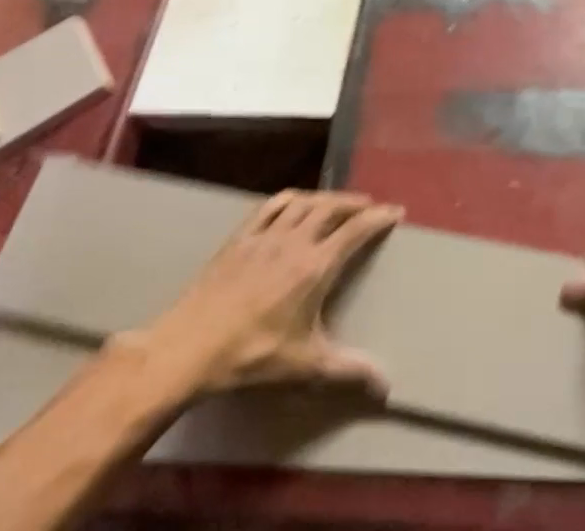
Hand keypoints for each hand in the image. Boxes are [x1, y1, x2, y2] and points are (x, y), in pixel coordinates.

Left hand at [142, 190, 401, 396]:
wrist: (188, 349)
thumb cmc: (252, 355)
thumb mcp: (306, 366)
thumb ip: (349, 371)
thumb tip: (386, 387)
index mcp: (315, 266)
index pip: (355, 230)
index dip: (378, 218)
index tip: (395, 212)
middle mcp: (293, 241)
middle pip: (331, 207)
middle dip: (354, 203)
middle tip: (370, 207)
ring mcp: (263, 236)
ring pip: (302, 202)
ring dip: (325, 198)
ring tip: (337, 204)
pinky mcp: (238, 239)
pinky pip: (270, 206)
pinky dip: (290, 199)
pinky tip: (294, 204)